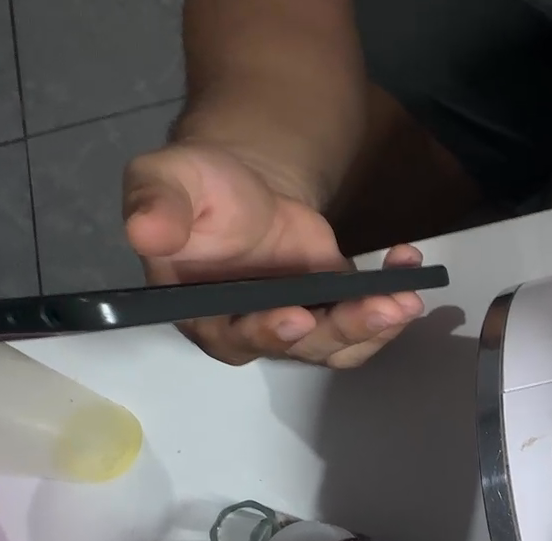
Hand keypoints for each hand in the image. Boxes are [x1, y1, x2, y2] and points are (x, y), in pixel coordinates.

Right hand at [122, 140, 426, 367]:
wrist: (247, 185)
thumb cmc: (197, 187)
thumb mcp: (166, 181)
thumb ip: (156, 207)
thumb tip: (143, 232)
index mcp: (205, 312)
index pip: (237, 337)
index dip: (268, 333)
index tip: (296, 316)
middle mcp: (257, 330)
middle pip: (306, 346)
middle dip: (347, 329)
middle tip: (384, 307)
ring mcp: (304, 325)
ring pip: (345, 342)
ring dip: (380, 324)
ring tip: (407, 296)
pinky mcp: (337, 312)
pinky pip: (370, 318)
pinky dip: (394, 297)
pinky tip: (408, 265)